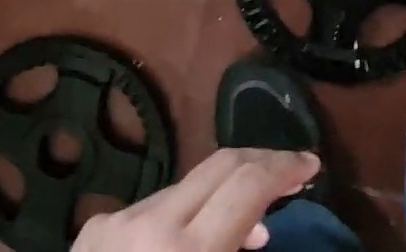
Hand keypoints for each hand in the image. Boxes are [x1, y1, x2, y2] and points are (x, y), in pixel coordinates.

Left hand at [73, 148, 320, 251]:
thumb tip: (257, 235)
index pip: (248, 185)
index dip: (285, 168)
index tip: (312, 165)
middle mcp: (153, 222)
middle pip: (220, 165)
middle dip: (262, 161)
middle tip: (292, 171)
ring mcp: (118, 220)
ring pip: (185, 188)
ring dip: (219, 194)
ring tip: (244, 224)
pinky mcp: (93, 228)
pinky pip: (151, 209)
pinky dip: (179, 218)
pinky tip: (184, 244)